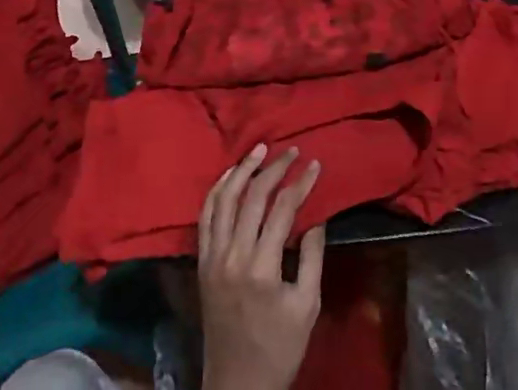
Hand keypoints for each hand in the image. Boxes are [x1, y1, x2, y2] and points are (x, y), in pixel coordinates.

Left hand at [198, 144, 325, 389]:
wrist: (237, 385)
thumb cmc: (280, 348)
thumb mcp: (308, 304)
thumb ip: (312, 255)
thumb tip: (316, 214)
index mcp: (261, 268)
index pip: (282, 210)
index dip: (300, 183)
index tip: (316, 165)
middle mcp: (231, 256)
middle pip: (252, 197)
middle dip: (274, 169)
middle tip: (292, 151)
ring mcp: (211, 258)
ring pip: (224, 200)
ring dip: (242, 171)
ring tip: (259, 150)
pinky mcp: (201, 263)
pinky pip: (205, 217)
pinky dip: (217, 191)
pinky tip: (230, 176)